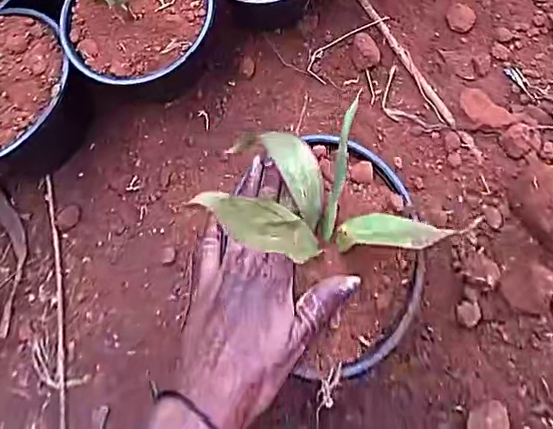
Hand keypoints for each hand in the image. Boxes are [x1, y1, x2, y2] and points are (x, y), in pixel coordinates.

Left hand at [154, 155, 359, 428]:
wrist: (204, 398)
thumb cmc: (253, 374)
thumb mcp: (295, 343)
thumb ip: (321, 306)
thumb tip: (352, 279)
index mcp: (273, 276)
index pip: (287, 225)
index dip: (294, 196)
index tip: (302, 171)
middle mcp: (247, 265)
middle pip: (262, 215)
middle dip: (271, 182)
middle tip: (276, 154)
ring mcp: (221, 271)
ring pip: (236, 221)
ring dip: (245, 191)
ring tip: (253, 165)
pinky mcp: (201, 283)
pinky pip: (207, 243)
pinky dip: (213, 221)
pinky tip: (216, 206)